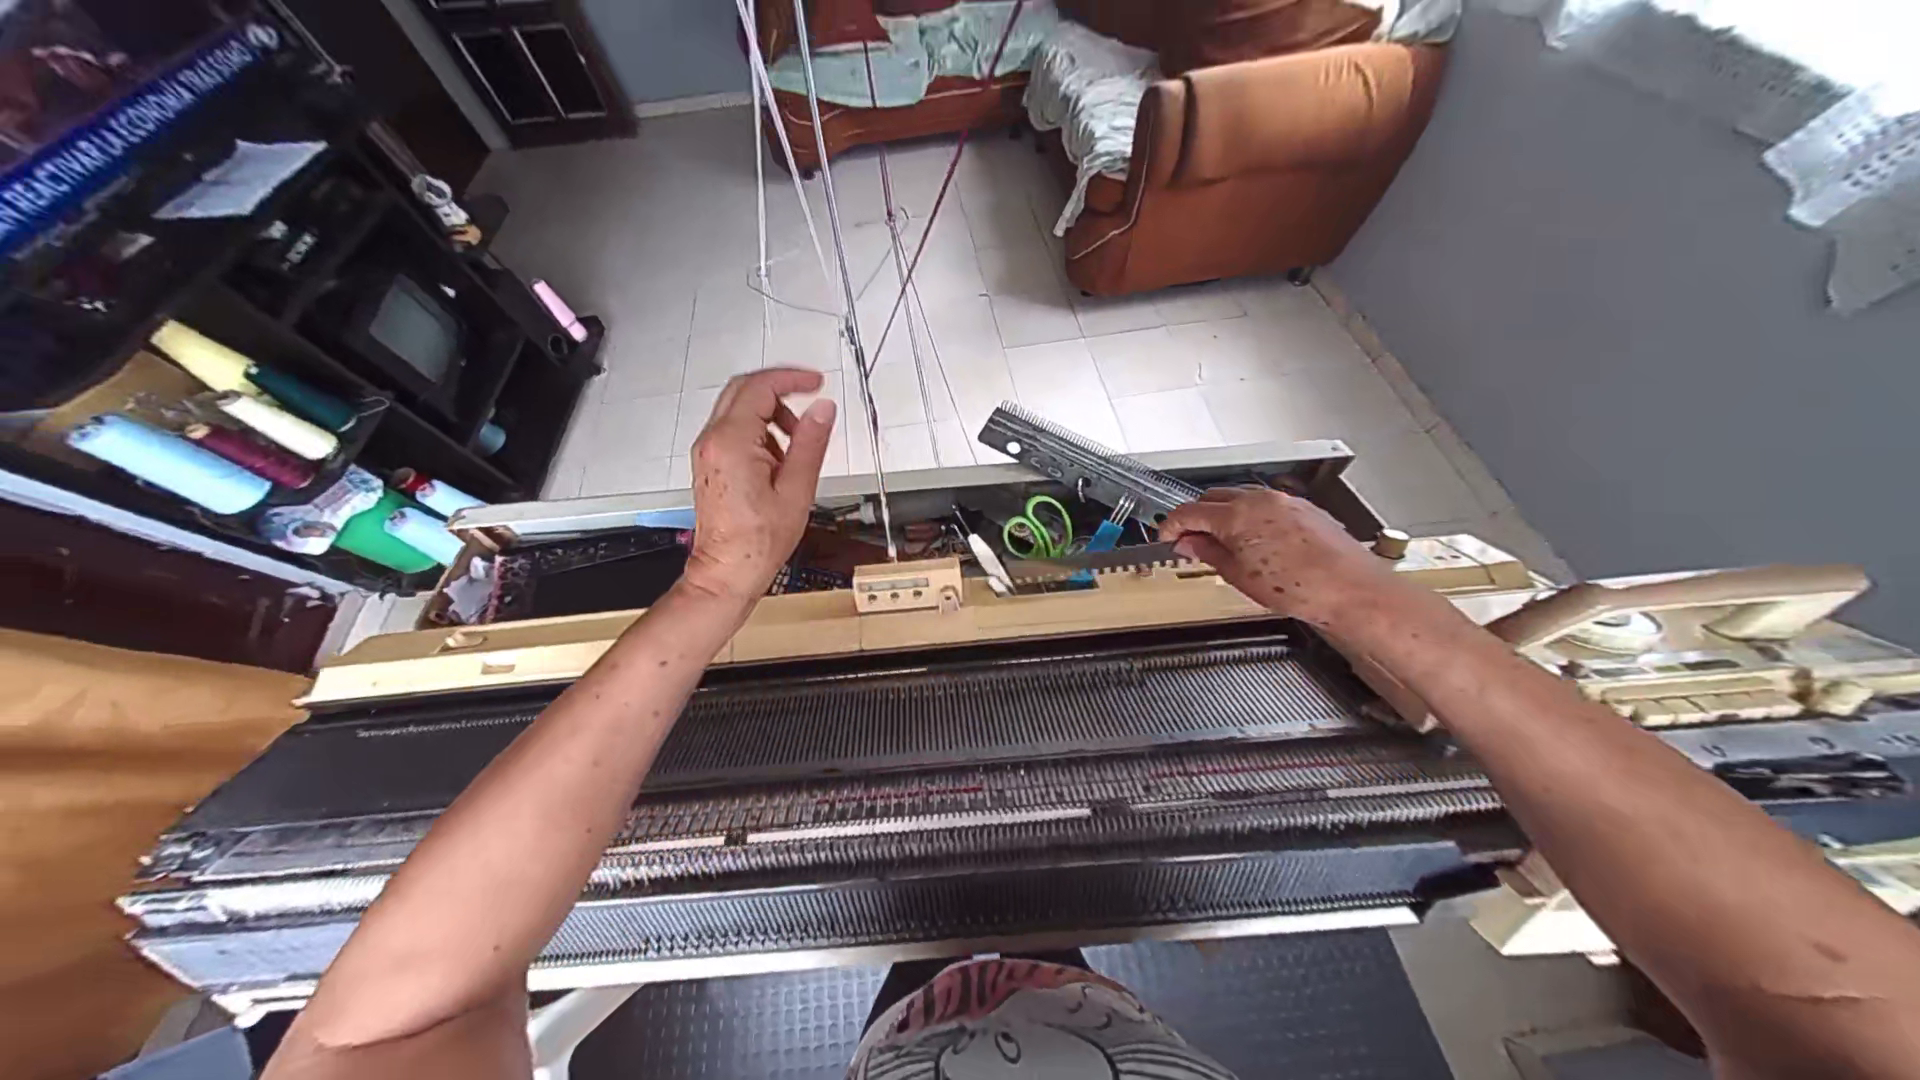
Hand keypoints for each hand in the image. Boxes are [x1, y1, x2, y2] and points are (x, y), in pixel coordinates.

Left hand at [680, 369, 835, 604]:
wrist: (727, 570)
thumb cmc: (756, 541)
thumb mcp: (797, 489)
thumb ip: (811, 442)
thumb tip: (823, 409)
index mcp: (732, 442)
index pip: (761, 387)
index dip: (792, 379)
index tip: (816, 382)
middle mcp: (712, 441)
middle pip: (744, 390)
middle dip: (780, 390)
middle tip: (809, 398)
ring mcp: (707, 451)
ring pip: (739, 409)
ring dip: (771, 414)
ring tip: (797, 447)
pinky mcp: (709, 462)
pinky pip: (734, 430)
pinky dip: (760, 432)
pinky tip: (779, 461)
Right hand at [1156, 487, 1398, 630]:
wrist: (1350, 590)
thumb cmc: (1302, 588)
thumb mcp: (1238, 576)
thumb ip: (1208, 553)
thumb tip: (1189, 543)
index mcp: (1237, 516)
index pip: (1188, 511)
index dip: (1171, 525)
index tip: (1166, 536)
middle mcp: (1259, 500)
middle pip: (1211, 498)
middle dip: (1195, 516)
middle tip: (1188, 540)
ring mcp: (1283, 501)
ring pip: (1238, 498)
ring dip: (1221, 514)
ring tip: (1219, 543)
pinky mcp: (1301, 507)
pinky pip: (1263, 503)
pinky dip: (1247, 516)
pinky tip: (1250, 540)